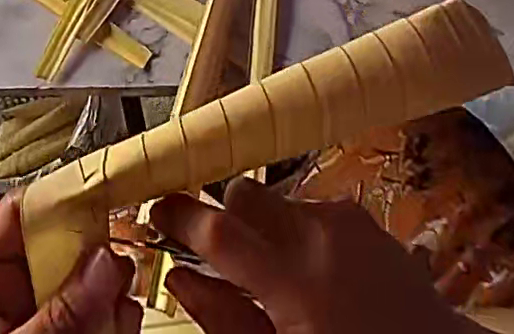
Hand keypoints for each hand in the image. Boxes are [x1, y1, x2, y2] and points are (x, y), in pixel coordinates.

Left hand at [0, 191, 142, 333]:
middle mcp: (24, 288)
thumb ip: (56, 315)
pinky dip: (124, 316)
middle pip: (71, 235)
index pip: (22, 212)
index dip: (60, 192)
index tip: (103, 183)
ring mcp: (56, 313)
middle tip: (124, 253)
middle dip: (101, 244)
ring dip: (118, 284)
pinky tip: (120, 327)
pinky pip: (112, 309)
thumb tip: (106, 259)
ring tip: (118, 310)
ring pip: (98, 271)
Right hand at [151, 177, 480, 333]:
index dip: (181, 215)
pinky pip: (306, 209)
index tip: (156, 208)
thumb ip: (225, 320)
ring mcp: (342, 217)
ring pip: (275, 202)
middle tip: (218, 255)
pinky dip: (292, 232)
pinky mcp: (357, 213)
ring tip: (274, 281)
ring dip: (261, 229)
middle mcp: (318, 232)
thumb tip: (179, 279)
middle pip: (245, 194)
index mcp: (295, 280)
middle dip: (224, 217)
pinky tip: (309, 274)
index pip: (221, 230)